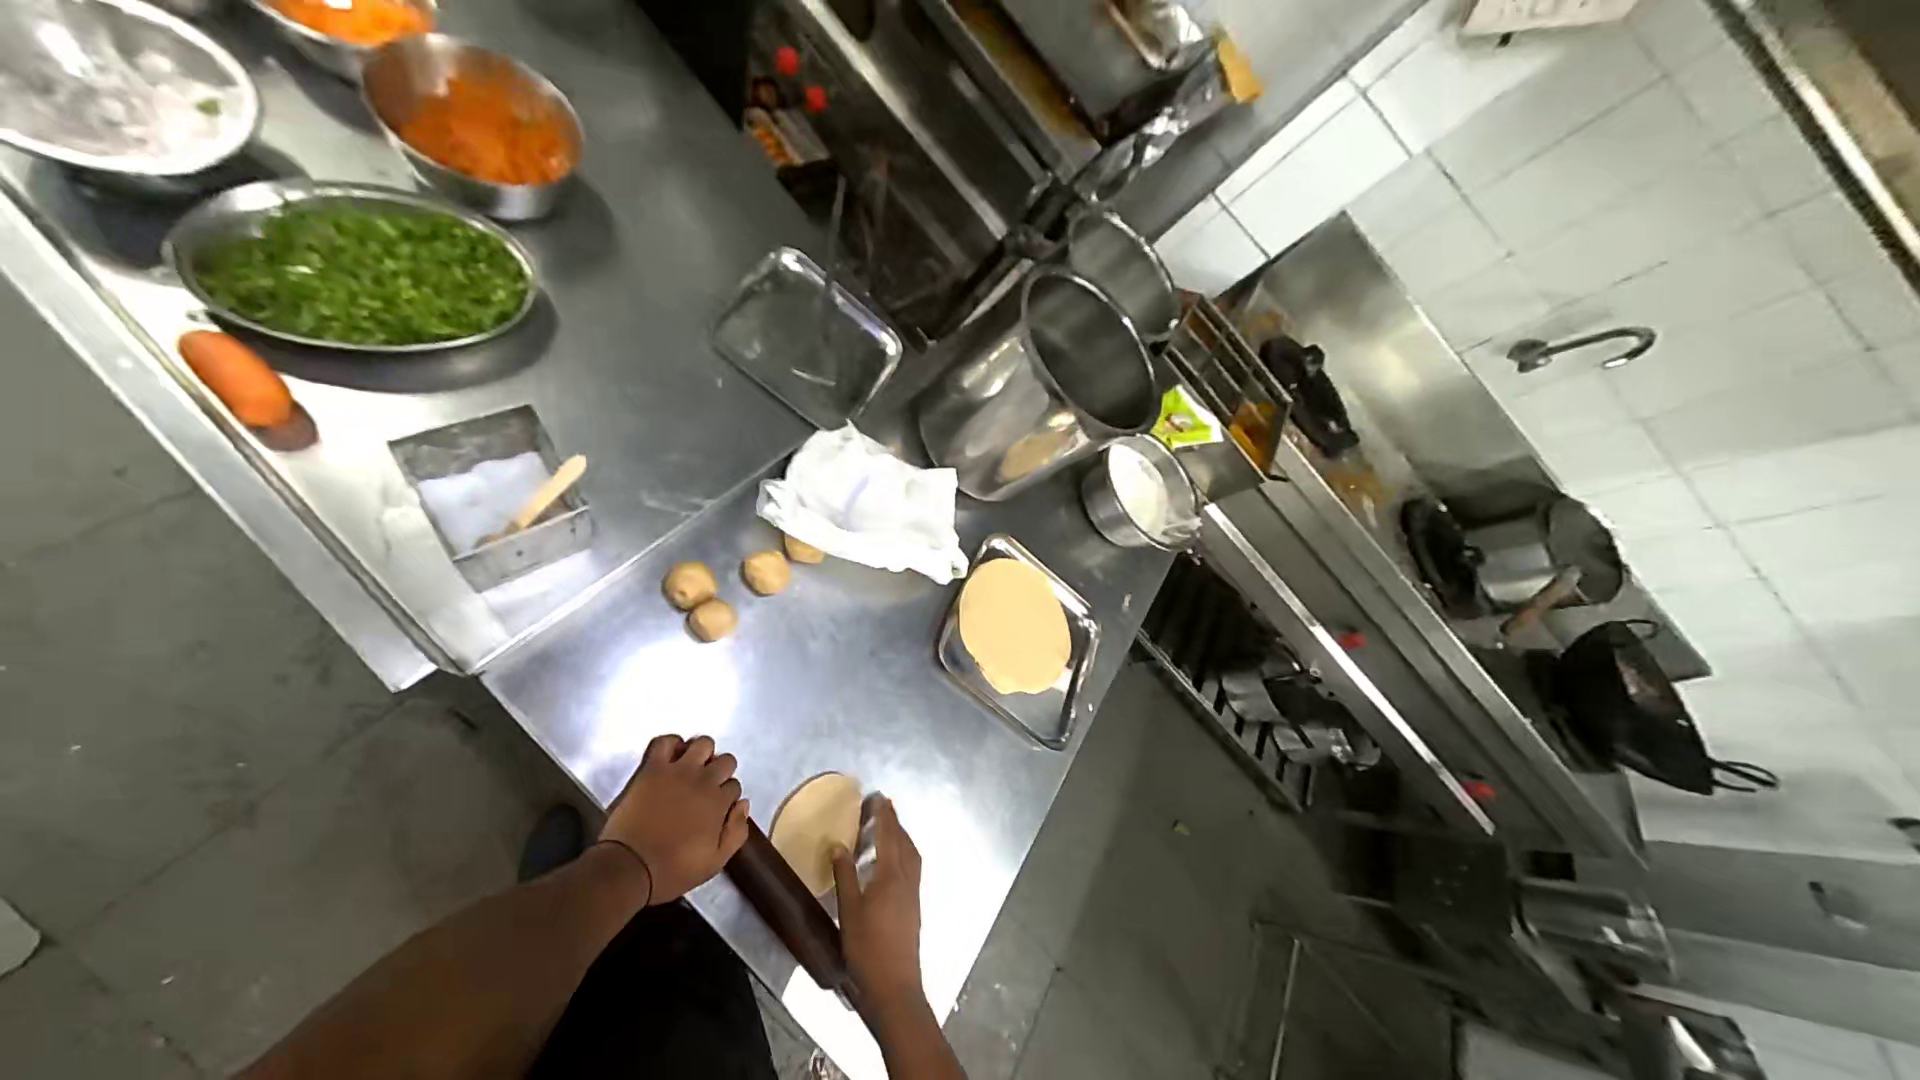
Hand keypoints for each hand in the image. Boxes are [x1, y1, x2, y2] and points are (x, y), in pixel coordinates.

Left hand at [600, 735, 750, 905]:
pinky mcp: (652, 769)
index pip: (734, 786)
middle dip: (721, 772)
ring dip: (702, 753)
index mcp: (718, 803)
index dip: (727, 796)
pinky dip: (671, 743)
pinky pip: (665, 742)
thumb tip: (743, 804)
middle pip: (725, 760)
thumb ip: (736, 832)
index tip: (716, 807)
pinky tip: (671, 756)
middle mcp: (703, 781)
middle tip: (706, 787)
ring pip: (702, 743)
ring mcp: (677, 771)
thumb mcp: (714, 863)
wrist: (627, 869)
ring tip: (691, 768)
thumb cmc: (671, 870)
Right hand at [832, 798, 925, 1009]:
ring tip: (890, 825)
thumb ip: (845, 876)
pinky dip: (905, 850)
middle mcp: (907, 877)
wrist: (895, 985)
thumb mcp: (849, 911)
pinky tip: (896, 858)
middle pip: (903, 840)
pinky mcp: (914, 904)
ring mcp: (913, 891)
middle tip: (884, 804)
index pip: (888, 835)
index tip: (879, 797)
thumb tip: (839, 845)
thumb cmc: (868, 948)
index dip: (883, 815)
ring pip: (911, 852)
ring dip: (901, 834)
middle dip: (894, 820)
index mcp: (891, 875)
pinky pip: (912, 864)